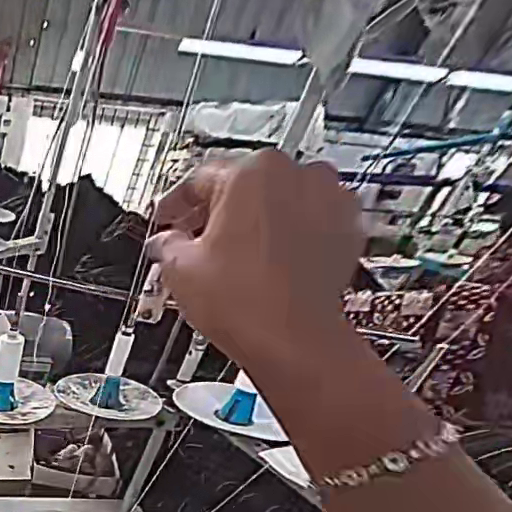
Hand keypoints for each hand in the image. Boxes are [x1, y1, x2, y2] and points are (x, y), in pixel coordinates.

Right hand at [146, 150, 364, 377]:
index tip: (168, 219)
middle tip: (195, 244)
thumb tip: (166, 242)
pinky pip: (307, 220)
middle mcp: (293, 172)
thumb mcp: (181, 271)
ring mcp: (327, 195)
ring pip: (277, 200)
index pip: (198, 179)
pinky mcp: (345, 223)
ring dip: (253, 222)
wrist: (294, 339)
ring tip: (234, 258)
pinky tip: (266, 264)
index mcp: (248, 173)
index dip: (174, 205)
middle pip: (241, 186)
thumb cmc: (246, 304)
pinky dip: (287, 235)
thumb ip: (167, 245)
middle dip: (216, 214)